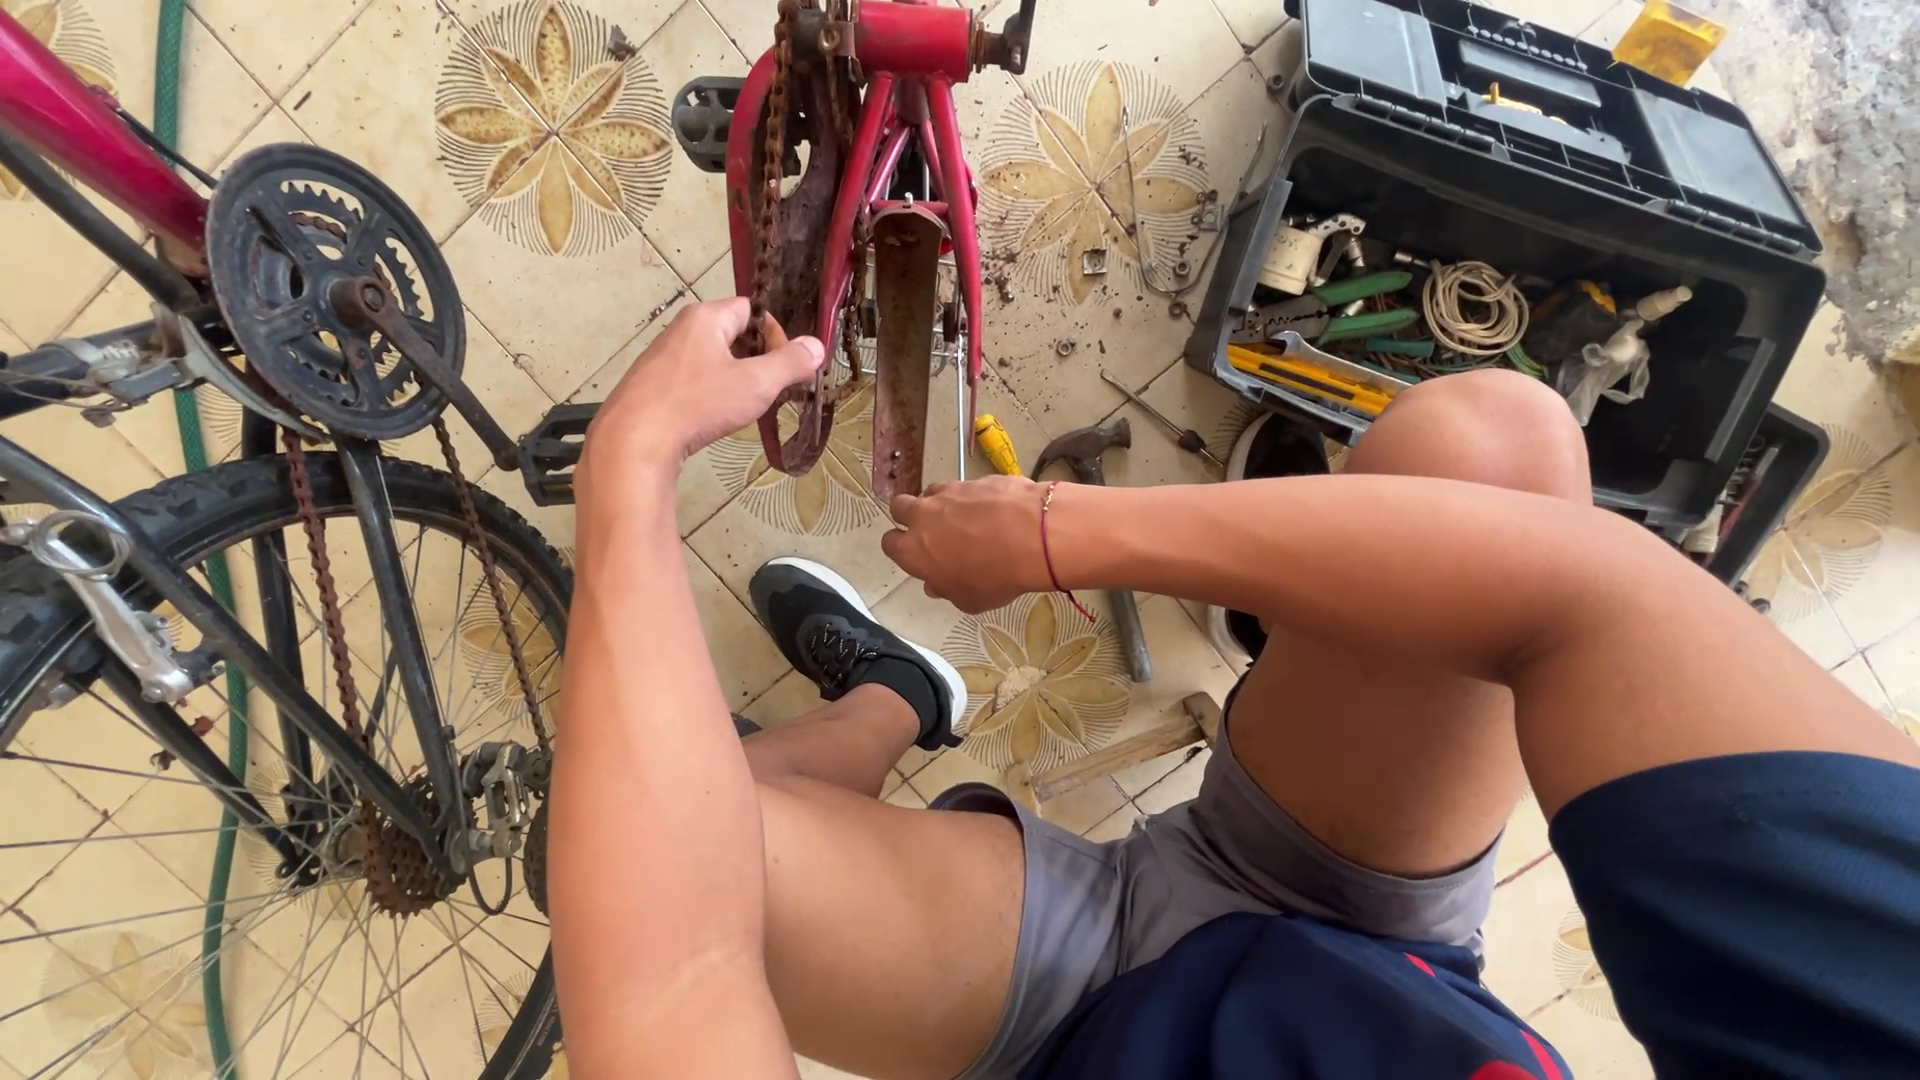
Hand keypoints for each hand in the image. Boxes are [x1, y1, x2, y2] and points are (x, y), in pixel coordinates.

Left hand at [580, 298, 825, 475]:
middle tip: (773, 390)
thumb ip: (790, 363)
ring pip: (715, 359)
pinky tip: (715, 418)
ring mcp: (664, 357)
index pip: (752, 310)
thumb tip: (817, 345)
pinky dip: (713, 394)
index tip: (787, 367)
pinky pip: (695, 379)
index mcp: (706, 317)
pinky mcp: (653, 385)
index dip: (776, 335)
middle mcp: (682, 329)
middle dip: (759, 359)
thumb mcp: (756, 384)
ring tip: (747, 408)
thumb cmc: (698, 404)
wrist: (635, 440)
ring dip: (737, 379)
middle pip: (734, 334)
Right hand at [881, 475, 1053, 612]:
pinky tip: (995, 511)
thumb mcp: (969, 600)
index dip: (902, 549)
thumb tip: (936, 584)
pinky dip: (974, 498)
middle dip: (912, 517)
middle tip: (933, 531)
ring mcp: (949, 491)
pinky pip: (966, 488)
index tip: (918, 556)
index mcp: (913, 549)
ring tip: (967, 520)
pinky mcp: (976, 478)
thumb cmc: (996, 576)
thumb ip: (946, 589)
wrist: (1033, 534)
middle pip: (900, 507)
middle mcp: (923, 515)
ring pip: (932, 492)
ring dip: (942, 504)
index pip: (889, 543)